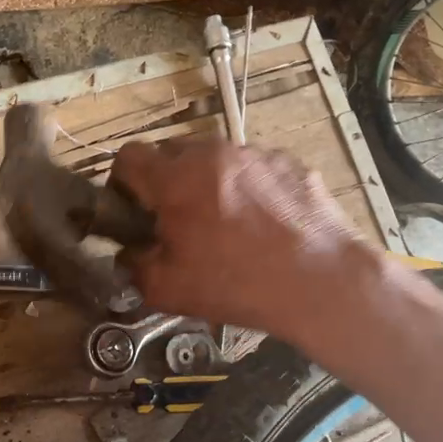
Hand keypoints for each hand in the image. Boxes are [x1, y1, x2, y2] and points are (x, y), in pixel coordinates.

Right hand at [112, 137, 372, 339]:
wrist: (320, 282)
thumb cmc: (236, 285)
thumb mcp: (166, 289)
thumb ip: (134, 265)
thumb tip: (128, 253)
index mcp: (175, 179)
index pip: (128, 156)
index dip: (122, 182)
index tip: (131, 210)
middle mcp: (213, 153)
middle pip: (172, 152)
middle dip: (165, 183)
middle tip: (176, 222)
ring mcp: (256, 154)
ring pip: (214, 159)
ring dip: (207, 184)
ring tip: (224, 226)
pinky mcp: (290, 163)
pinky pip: (253, 169)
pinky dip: (247, 190)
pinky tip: (261, 227)